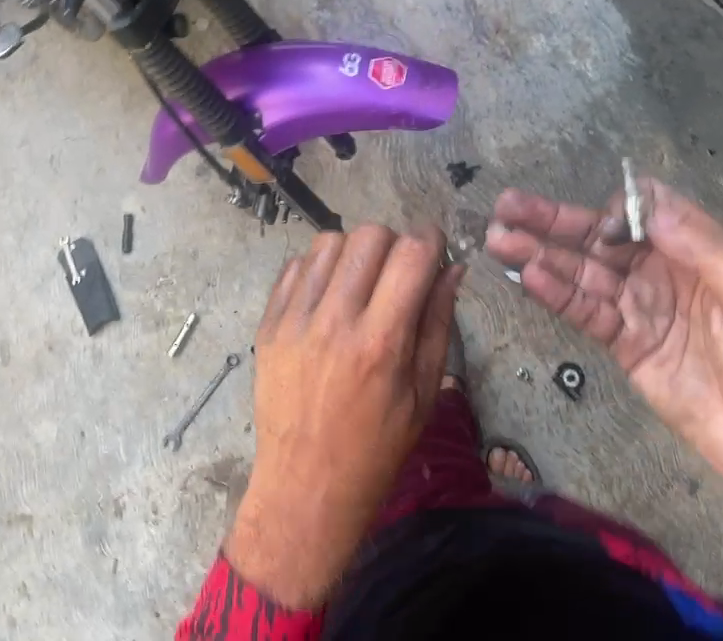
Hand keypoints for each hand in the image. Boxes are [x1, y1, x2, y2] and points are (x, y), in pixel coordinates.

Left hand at [225, 225, 463, 606]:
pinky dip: (319, 270)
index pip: (413, 253)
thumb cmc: (377, 448)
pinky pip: (296, 266)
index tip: (433, 253)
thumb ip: (439, 323)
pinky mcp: (268, 324)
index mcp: (382, 342)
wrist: (306, 487)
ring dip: (354, 253)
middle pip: (370, 235)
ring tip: (360, 285)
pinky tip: (328, 299)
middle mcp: (335, 321)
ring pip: (329, 241)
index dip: (431, 242)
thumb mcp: (424, 393)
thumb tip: (453, 269)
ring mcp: (294, 320)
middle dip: (394, 245)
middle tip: (397, 274)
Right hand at [486, 181, 722, 545]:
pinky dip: (555, 294)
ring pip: (583, 271)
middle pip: (601, 237)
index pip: (645, 209)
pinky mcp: (625, 345)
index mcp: (701, 251)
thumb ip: (707, 246)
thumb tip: (648, 204)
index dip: (617, 209)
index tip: (604, 231)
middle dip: (554, 220)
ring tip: (499, 237)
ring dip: (541, 253)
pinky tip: (526, 277)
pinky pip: (585, 312)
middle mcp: (664, 271)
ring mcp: (641, 309)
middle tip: (508, 205)